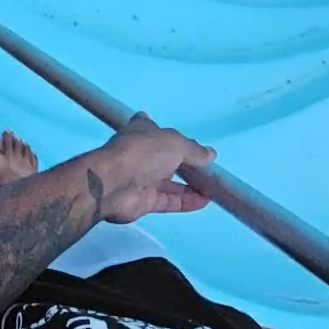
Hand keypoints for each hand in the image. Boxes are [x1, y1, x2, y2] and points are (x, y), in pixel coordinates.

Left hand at [87, 113, 214, 223]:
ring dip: (190, 186)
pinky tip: (206, 201)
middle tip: (206, 168)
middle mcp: (139, 154)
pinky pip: (169, 201)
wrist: (114, 184)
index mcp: (140, 131)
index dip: (160, 129)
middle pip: (163, 158)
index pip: (149, 126)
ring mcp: (140, 178)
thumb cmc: (143, 152)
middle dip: (182, 162)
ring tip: (214, 187)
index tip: (177, 135)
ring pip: (169, 183)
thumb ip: (193, 150)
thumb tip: (210, 154)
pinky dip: (186, 201)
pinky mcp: (144, 201)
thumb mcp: (175, 143)